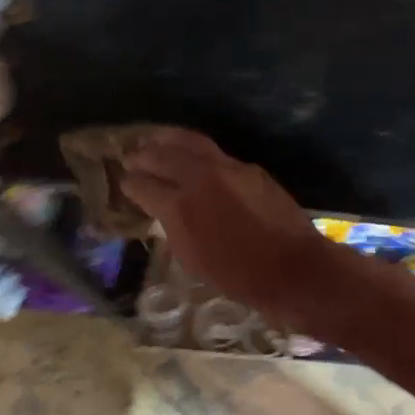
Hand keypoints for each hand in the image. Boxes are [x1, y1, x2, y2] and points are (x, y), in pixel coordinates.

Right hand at [121, 128, 352, 327]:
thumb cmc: (239, 276)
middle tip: (130, 154)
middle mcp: (202, 178)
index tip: (123, 181)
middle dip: (144, 154)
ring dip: (170, 140)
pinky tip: (193, 155)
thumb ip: (175, 227)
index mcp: (181, 205)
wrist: (291, 266)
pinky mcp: (251, 170)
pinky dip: (199, 151)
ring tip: (155, 138)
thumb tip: (166, 210)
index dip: (130, 184)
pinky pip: (218, 154)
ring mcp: (230, 169)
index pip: (144, 186)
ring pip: (193, 143)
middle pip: (165, 156)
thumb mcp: (193, 258)